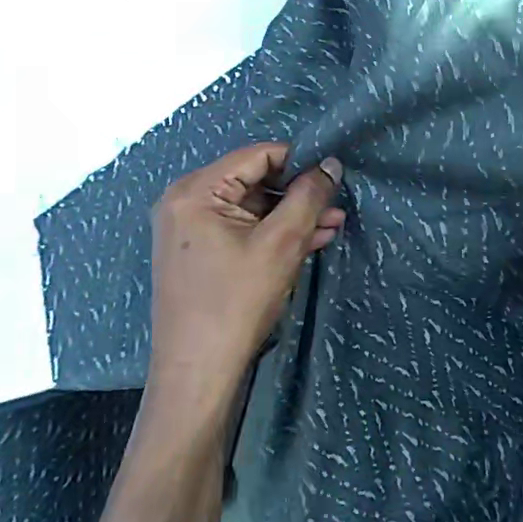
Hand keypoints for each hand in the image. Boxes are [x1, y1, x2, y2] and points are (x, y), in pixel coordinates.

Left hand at [149, 143, 344, 392]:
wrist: (199, 366)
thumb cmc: (238, 299)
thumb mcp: (283, 242)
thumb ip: (309, 196)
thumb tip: (331, 163)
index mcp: (195, 190)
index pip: (259, 155)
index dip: (301, 162)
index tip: (333, 181)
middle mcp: (185, 201)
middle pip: (256, 180)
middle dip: (299, 194)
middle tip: (337, 210)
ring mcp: (189, 228)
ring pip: (253, 206)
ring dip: (293, 215)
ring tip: (332, 227)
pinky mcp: (198, 250)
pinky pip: (242, 227)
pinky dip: (274, 232)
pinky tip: (310, 241)